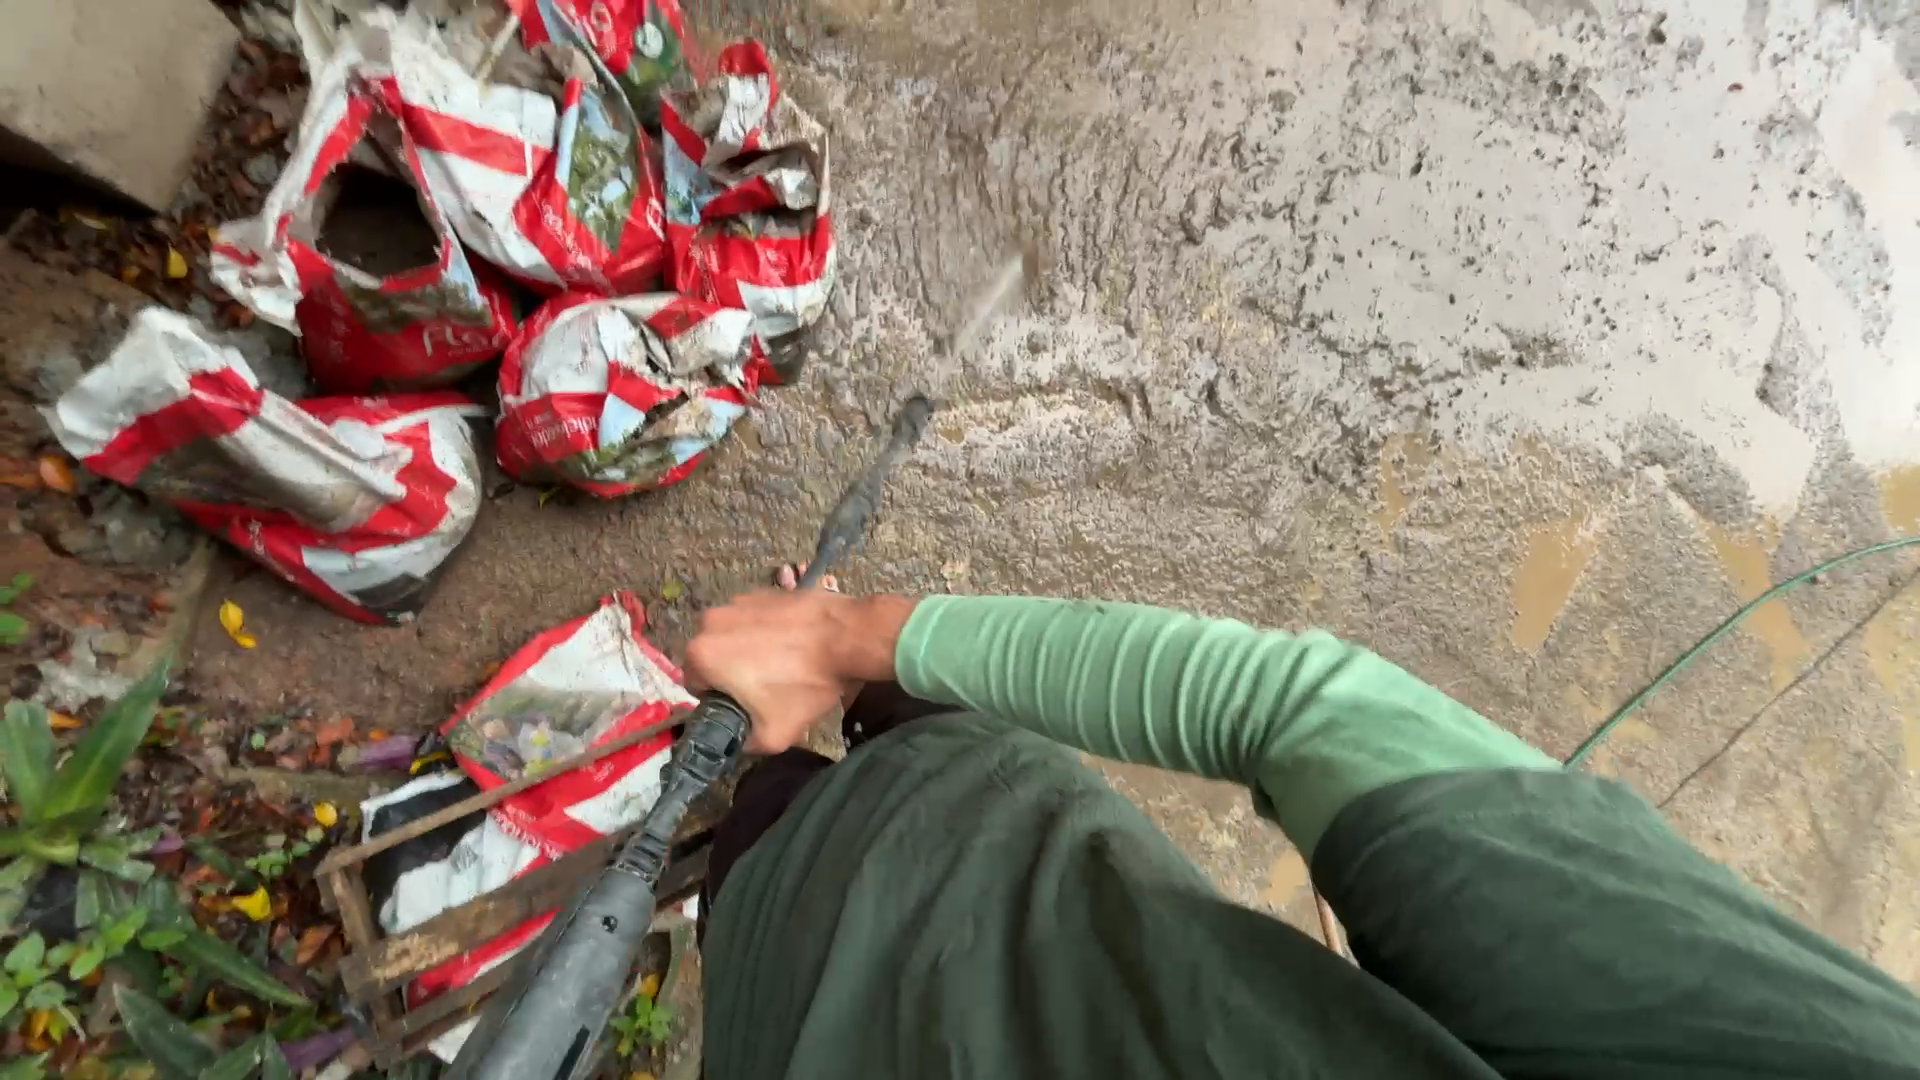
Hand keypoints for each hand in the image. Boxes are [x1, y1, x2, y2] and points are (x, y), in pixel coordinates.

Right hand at [683, 589, 915, 753]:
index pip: (697, 686)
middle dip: (734, 674)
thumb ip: (744, 743)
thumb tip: (740, 739)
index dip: (721, 701)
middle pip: (714, 658)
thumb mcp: (773, 734)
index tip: (748, 705)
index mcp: (702, 653)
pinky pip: (757, 619)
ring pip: (735, 636)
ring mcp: (740, 600)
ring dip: (751, 650)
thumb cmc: (806, 684)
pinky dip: (768, 631)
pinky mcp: (767, 591)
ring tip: (785, 664)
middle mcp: (712, 621)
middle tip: (768, 687)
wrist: (848, 636)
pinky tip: (795, 643)